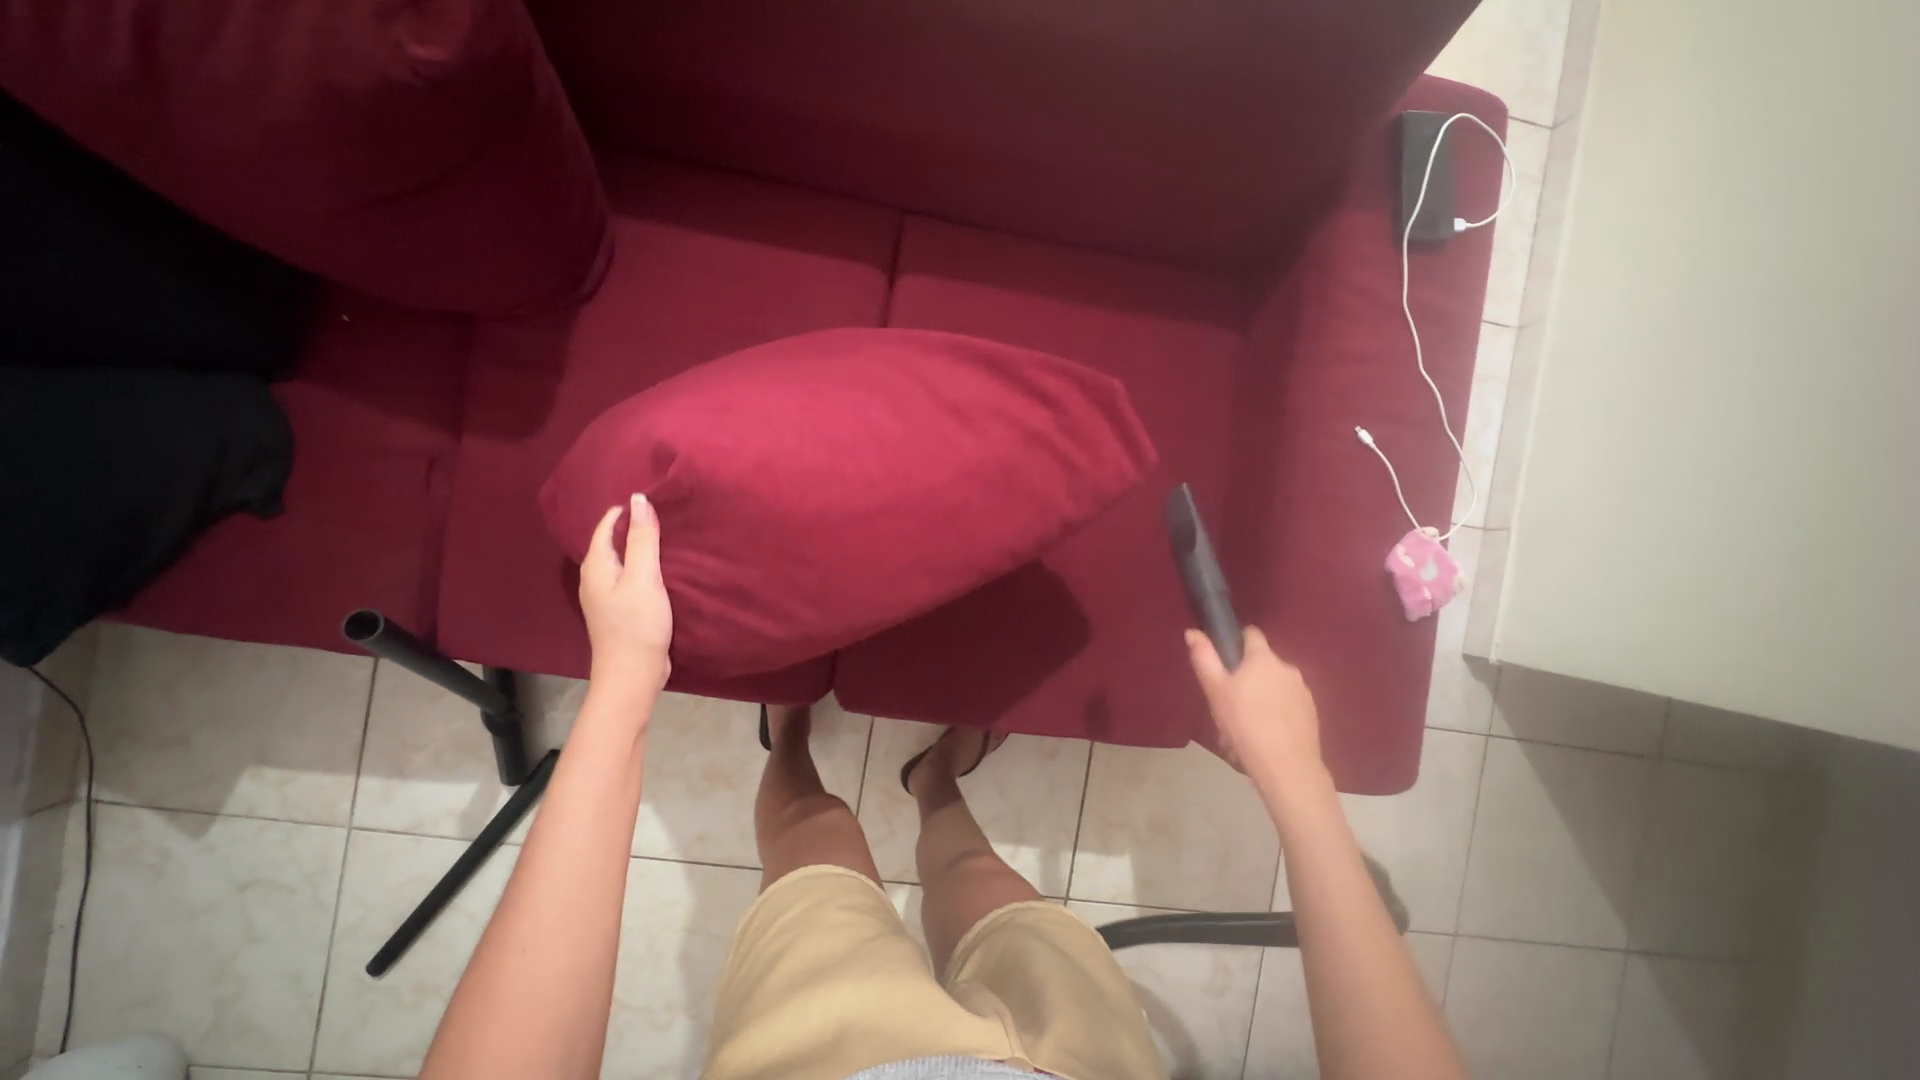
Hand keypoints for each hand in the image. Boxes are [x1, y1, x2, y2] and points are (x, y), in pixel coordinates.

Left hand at [580, 495, 673, 697]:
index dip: (627, 511)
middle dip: (633, 528)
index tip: (655, 502)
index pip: (606, 526)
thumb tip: (639, 499)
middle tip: (664, 517)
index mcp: (596, 566)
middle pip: (612, 543)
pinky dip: (643, 569)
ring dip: (639, 549)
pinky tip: (661, 572)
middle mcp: (595, 578)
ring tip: (666, 539)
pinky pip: (629, 578)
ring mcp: (605, 597)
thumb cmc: (637, 625)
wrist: (631, 676)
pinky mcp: (619, 611)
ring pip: (621, 562)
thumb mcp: (644, 578)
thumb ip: (643, 539)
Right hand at [1185, 627, 1324, 787]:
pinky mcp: (1312, 712)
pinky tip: (1267, 734)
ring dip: (1263, 695)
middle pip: (1262, 663)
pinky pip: (1289, 703)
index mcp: (1263, 658)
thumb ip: (1204, 658)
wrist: (1285, 765)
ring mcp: (1303, 690)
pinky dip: (1277, 712)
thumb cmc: (1243, 724)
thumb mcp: (1215, 690)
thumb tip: (1192, 632)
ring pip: (1276, 684)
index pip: (1251, 633)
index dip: (1236, 642)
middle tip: (1230, 702)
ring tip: (1247, 724)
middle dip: (1248, 676)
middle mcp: (1287, 667)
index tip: (1225, 663)